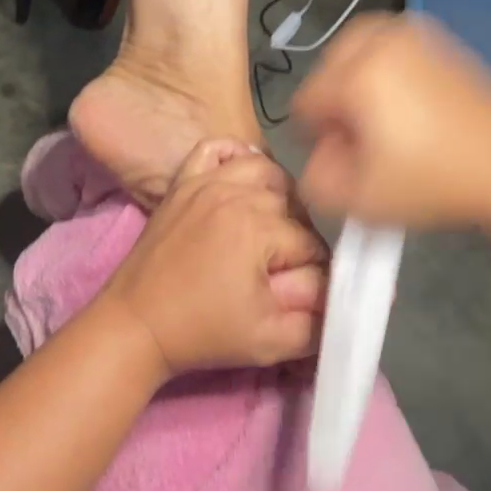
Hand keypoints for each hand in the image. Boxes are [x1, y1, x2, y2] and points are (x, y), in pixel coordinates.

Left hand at [96, 140, 327, 374]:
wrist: (137, 324)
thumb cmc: (204, 334)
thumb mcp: (272, 341)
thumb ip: (320, 322)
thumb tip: (353, 298)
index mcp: (257, 228)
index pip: (312, 242)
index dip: (316, 270)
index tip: (305, 292)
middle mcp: (235, 193)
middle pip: (292, 204)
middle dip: (297, 235)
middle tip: (285, 268)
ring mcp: (205, 182)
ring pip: (263, 171)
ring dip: (276, 195)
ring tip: (270, 228)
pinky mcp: (183, 182)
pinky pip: (215, 149)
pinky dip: (235, 157)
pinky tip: (241, 182)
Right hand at [292, 14, 490, 228]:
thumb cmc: (435, 183)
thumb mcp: (362, 200)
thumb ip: (315, 179)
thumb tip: (315, 155)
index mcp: (357, 72)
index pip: (307, 100)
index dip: (316, 135)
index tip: (344, 158)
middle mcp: (380, 39)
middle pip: (328, 68)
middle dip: (336, 101)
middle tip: (361, 137)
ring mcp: (412, 34)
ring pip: (356, 51)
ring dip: (356, 80)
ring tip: (378, 116)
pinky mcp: (437, 39)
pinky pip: (388, 46)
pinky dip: (383, 68)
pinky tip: (403, 103)